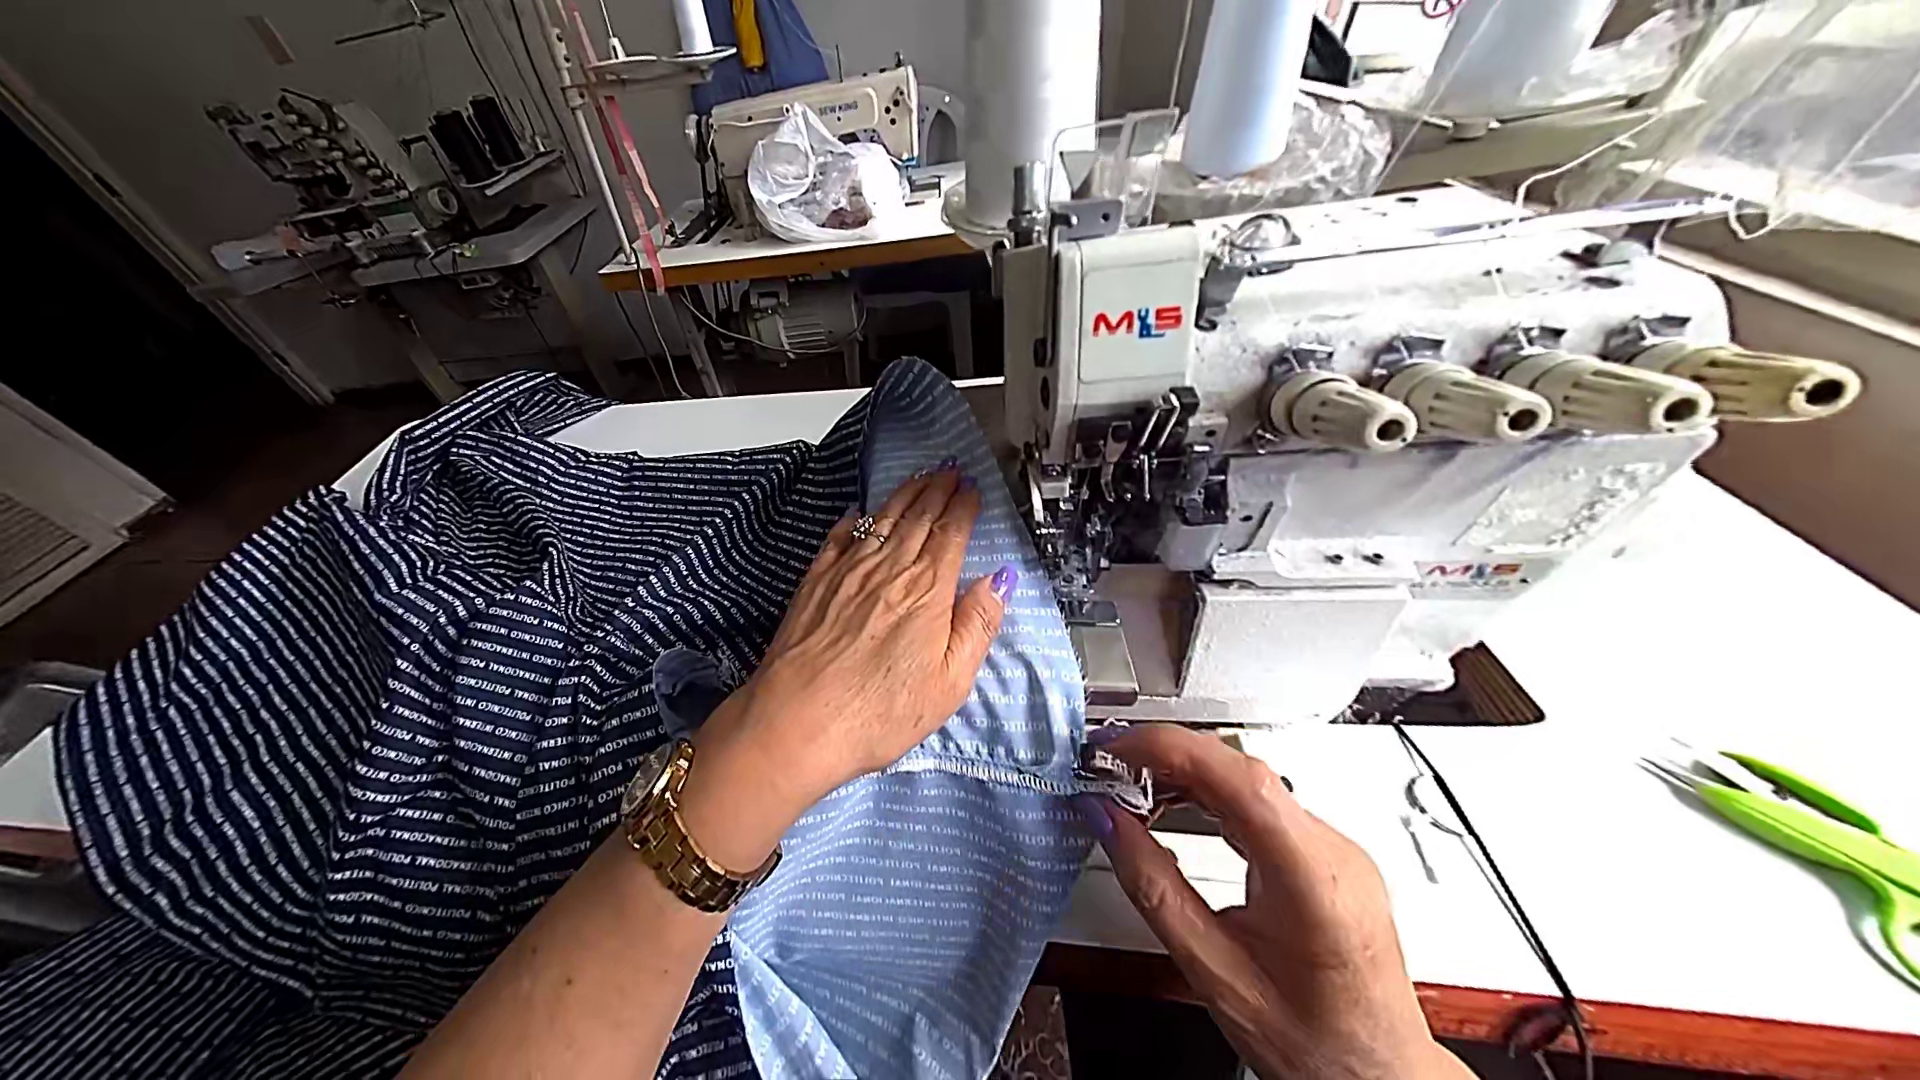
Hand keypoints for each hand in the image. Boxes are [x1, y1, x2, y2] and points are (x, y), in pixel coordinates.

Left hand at [675, 465, 1014, 868]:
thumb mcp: (949, 682)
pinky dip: (853, 520)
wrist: (796, 722)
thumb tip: (998, 581)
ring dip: (904, 494)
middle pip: (918, 516)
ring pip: (882, 519)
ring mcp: (847, 572)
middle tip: (949, 470)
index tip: (971, 489)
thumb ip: (978, 625)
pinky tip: (859, 512)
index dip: (963, 506)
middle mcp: (888, 569)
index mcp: (927, 590)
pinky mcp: (815, 583)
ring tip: (919, 477)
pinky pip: (839, 538)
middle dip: (937, 488)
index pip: (951, 532)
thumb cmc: (877, 712)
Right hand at [1083, 725, 1470, 1079]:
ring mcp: (1331, 847)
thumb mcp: (1213, 971)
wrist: (1380, 1078)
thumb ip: (1152, 887)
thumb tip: (1109, 821)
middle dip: (1164, 755)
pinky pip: (1255, 799)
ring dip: (1181, 770)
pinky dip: (1204, 791)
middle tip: (1107, 763)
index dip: (1168, 748)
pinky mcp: (1321, 851)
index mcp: (1313, 880)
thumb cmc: (1316, 1047)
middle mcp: (1331, 850)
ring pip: (1244, 778)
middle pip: (1237, 768)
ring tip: (1128, 783)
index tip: (1116, 746)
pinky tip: (1171, 802)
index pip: (1238, 777)